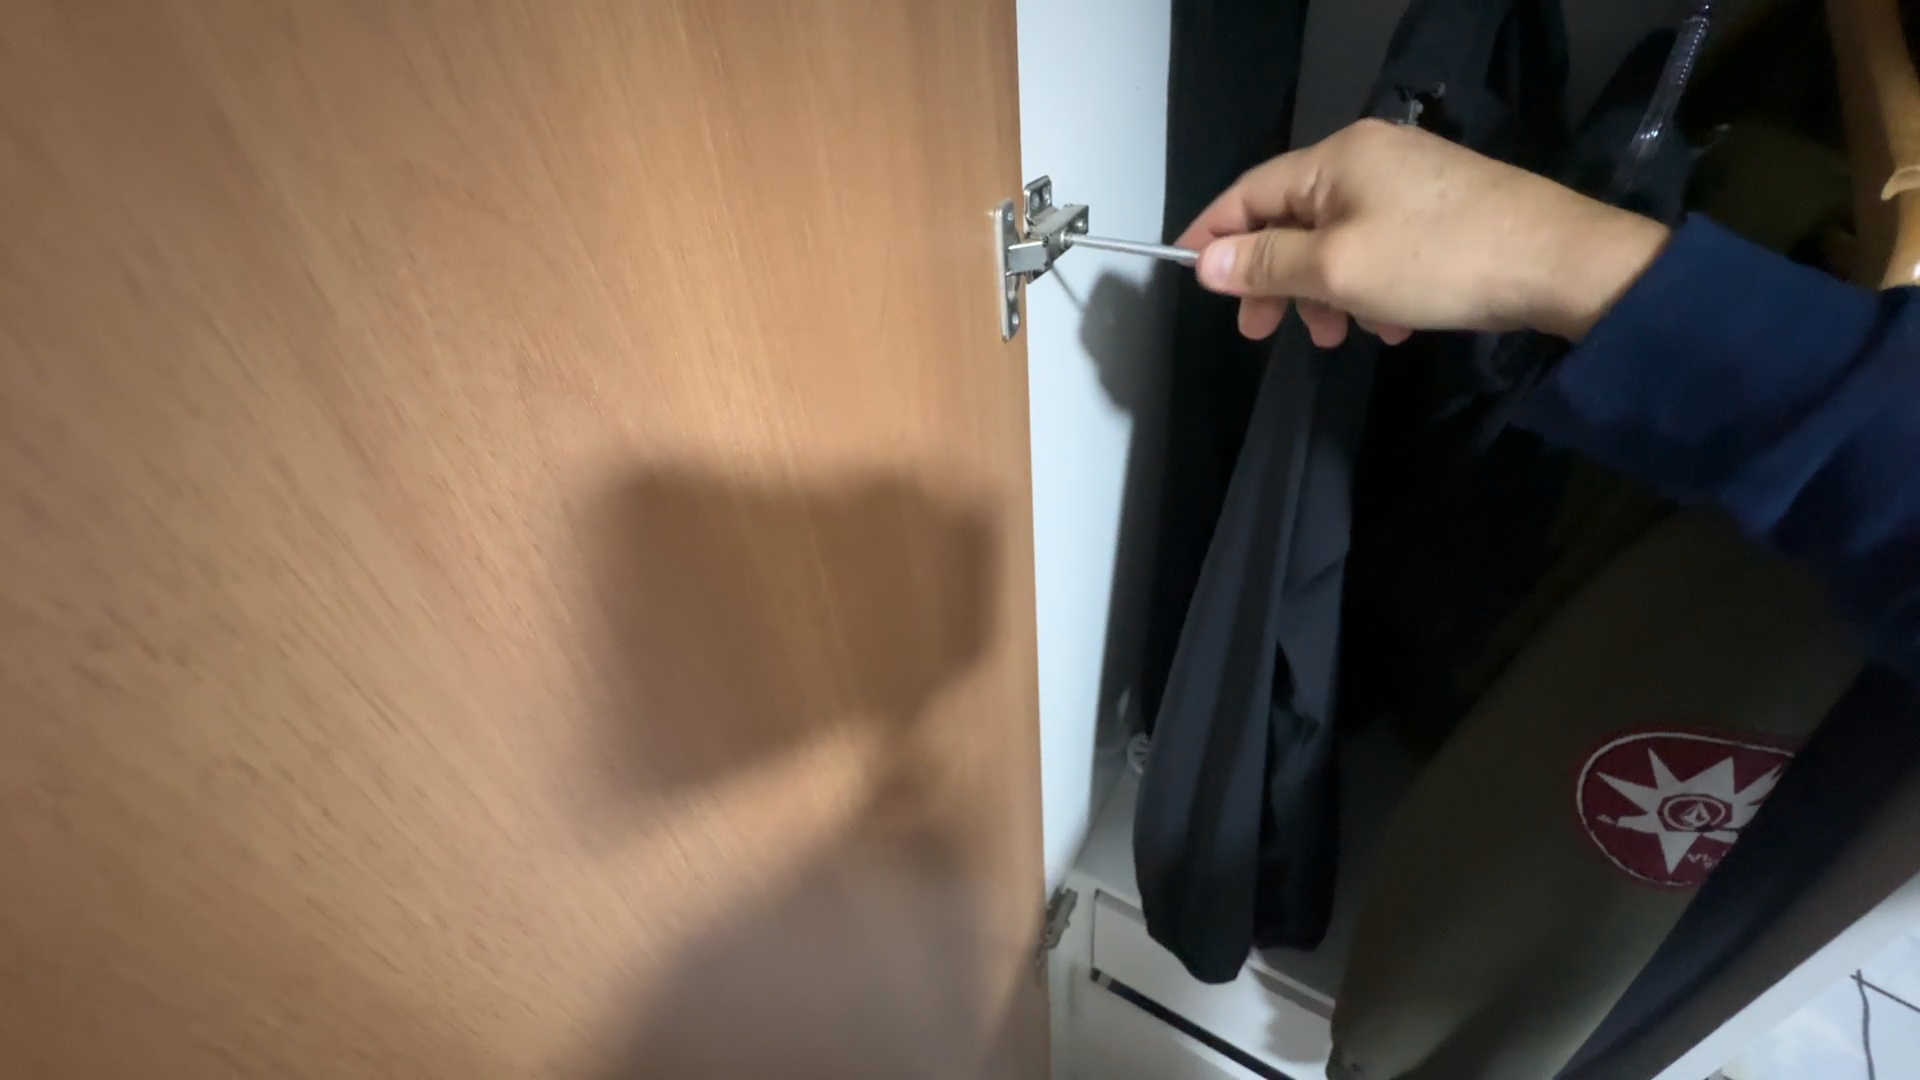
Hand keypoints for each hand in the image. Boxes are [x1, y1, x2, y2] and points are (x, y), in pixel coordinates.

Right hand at [1177, 119, 1671, 346]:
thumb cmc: (1434, 262)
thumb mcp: (1333, 269)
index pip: (1247, 194)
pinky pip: (1371, 251)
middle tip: (1258, 332)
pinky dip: (1361, 291)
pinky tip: (1382, 325)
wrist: (1561, 267)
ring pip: (1328, 244)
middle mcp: (1365, 160)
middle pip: (1286, 223)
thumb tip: (1202, 264)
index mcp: (1334, 159)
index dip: (1210, 236)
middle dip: (1270, 281)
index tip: (1185, 277)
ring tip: (1332, 338)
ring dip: (1318, 296)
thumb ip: (1261, 264)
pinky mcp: (1432, 212)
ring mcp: (1402, 184)